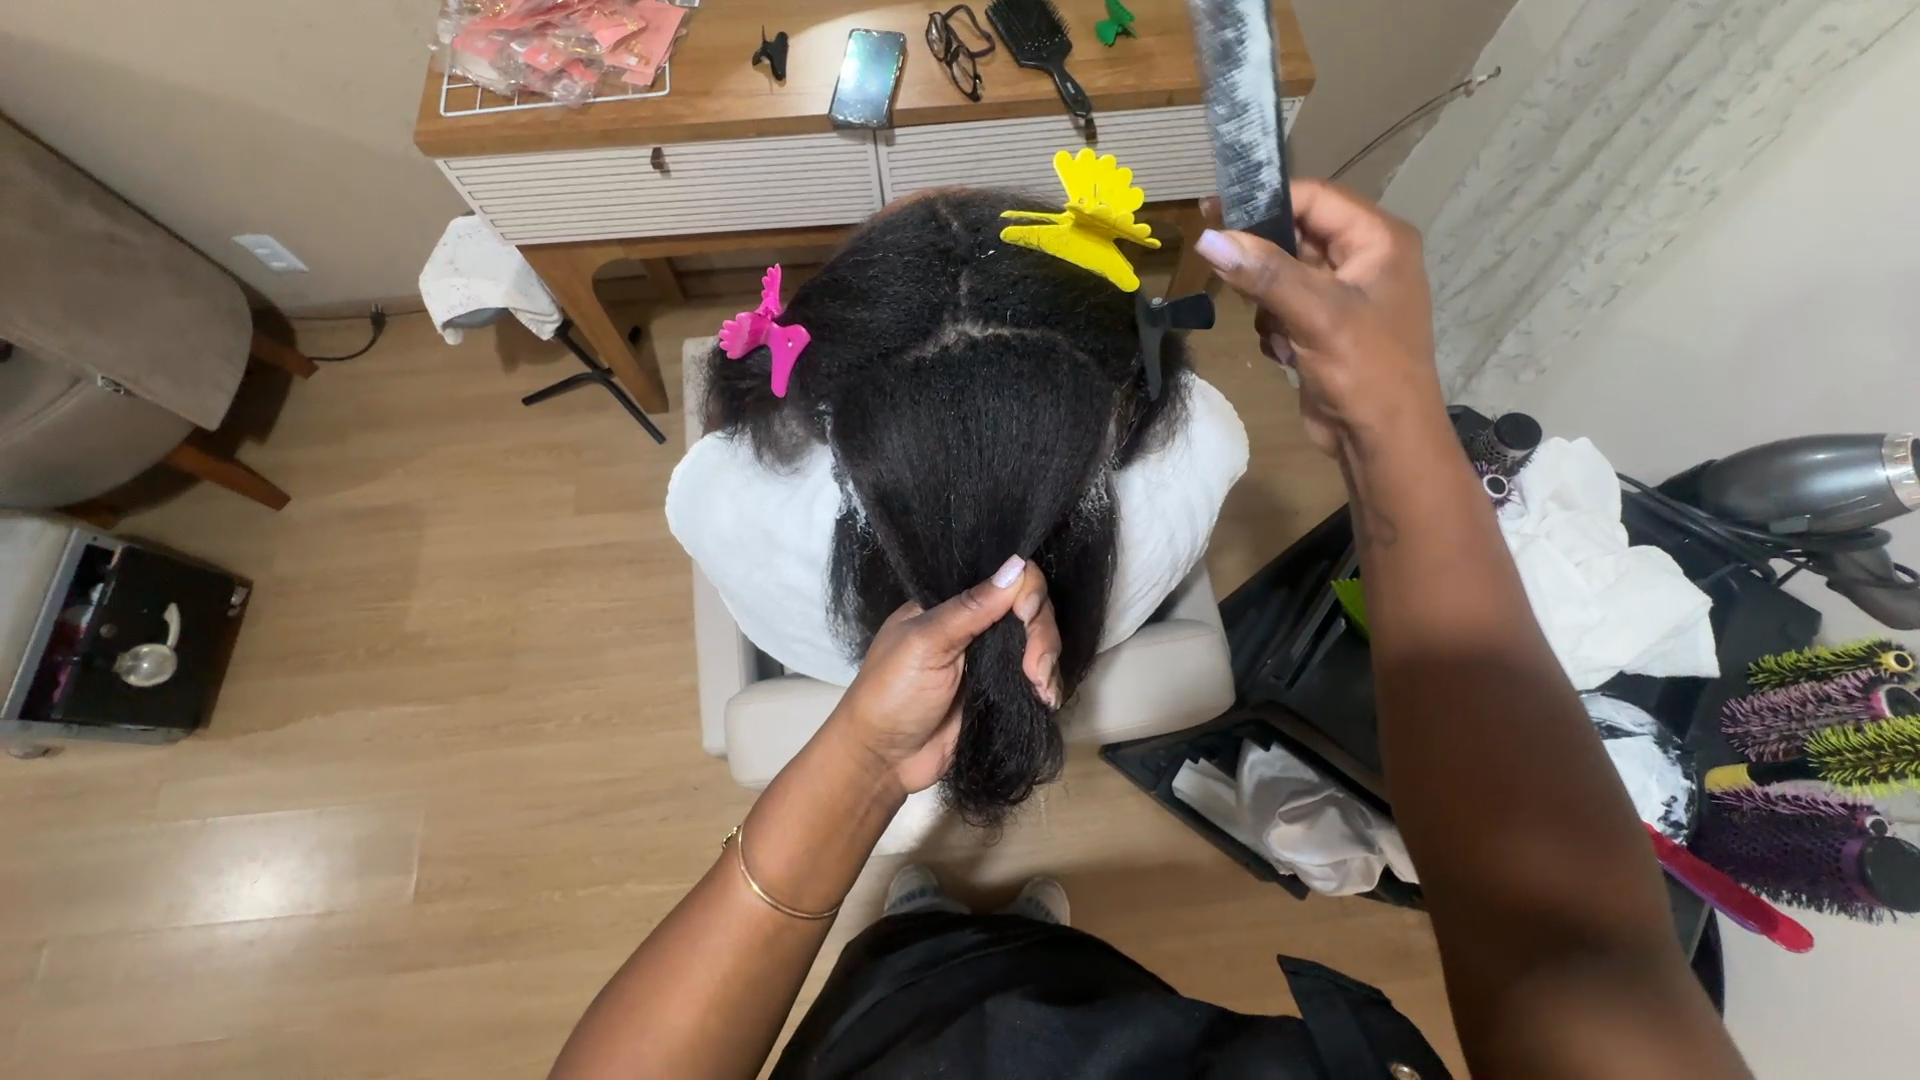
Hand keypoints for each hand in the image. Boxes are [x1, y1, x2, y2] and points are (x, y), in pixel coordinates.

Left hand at [826, 556, 1061, 794]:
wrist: (884, 759)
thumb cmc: (892, 693)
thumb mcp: (925, 643)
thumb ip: (971, 607)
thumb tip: (1018, 564)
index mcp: (950, 603)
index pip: (1005, 579)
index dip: (1026, 592)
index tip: (1027, 615)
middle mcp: (975, 624)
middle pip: (1030, 610)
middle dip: (1042, 635)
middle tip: (1035, 670)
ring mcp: (990, 659)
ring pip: (1039, 643)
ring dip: (1049, 662)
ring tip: (1041, 690)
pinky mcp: (1002, 691)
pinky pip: (1037, 677)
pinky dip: (1049, 685)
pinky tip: (1047, 700)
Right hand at [1194, 179, 1445, 457]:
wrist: (1381, 439)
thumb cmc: (1365, 368)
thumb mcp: (1315, 313)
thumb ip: (1263, 272)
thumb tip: (1209, 238)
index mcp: (1379, 240)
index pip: (1315, 199)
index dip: (1266, 200)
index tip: (1213, 210)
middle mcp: (1364, 260)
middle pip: (1296, 236)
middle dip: (1261, 257)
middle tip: (1217, 261)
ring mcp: (1343, 298)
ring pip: (1283, 276)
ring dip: (1265, 300)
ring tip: (1273, 327)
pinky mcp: (1324, 329)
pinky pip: (1283, 310)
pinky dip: (1273, 326)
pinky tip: (1282, 350)